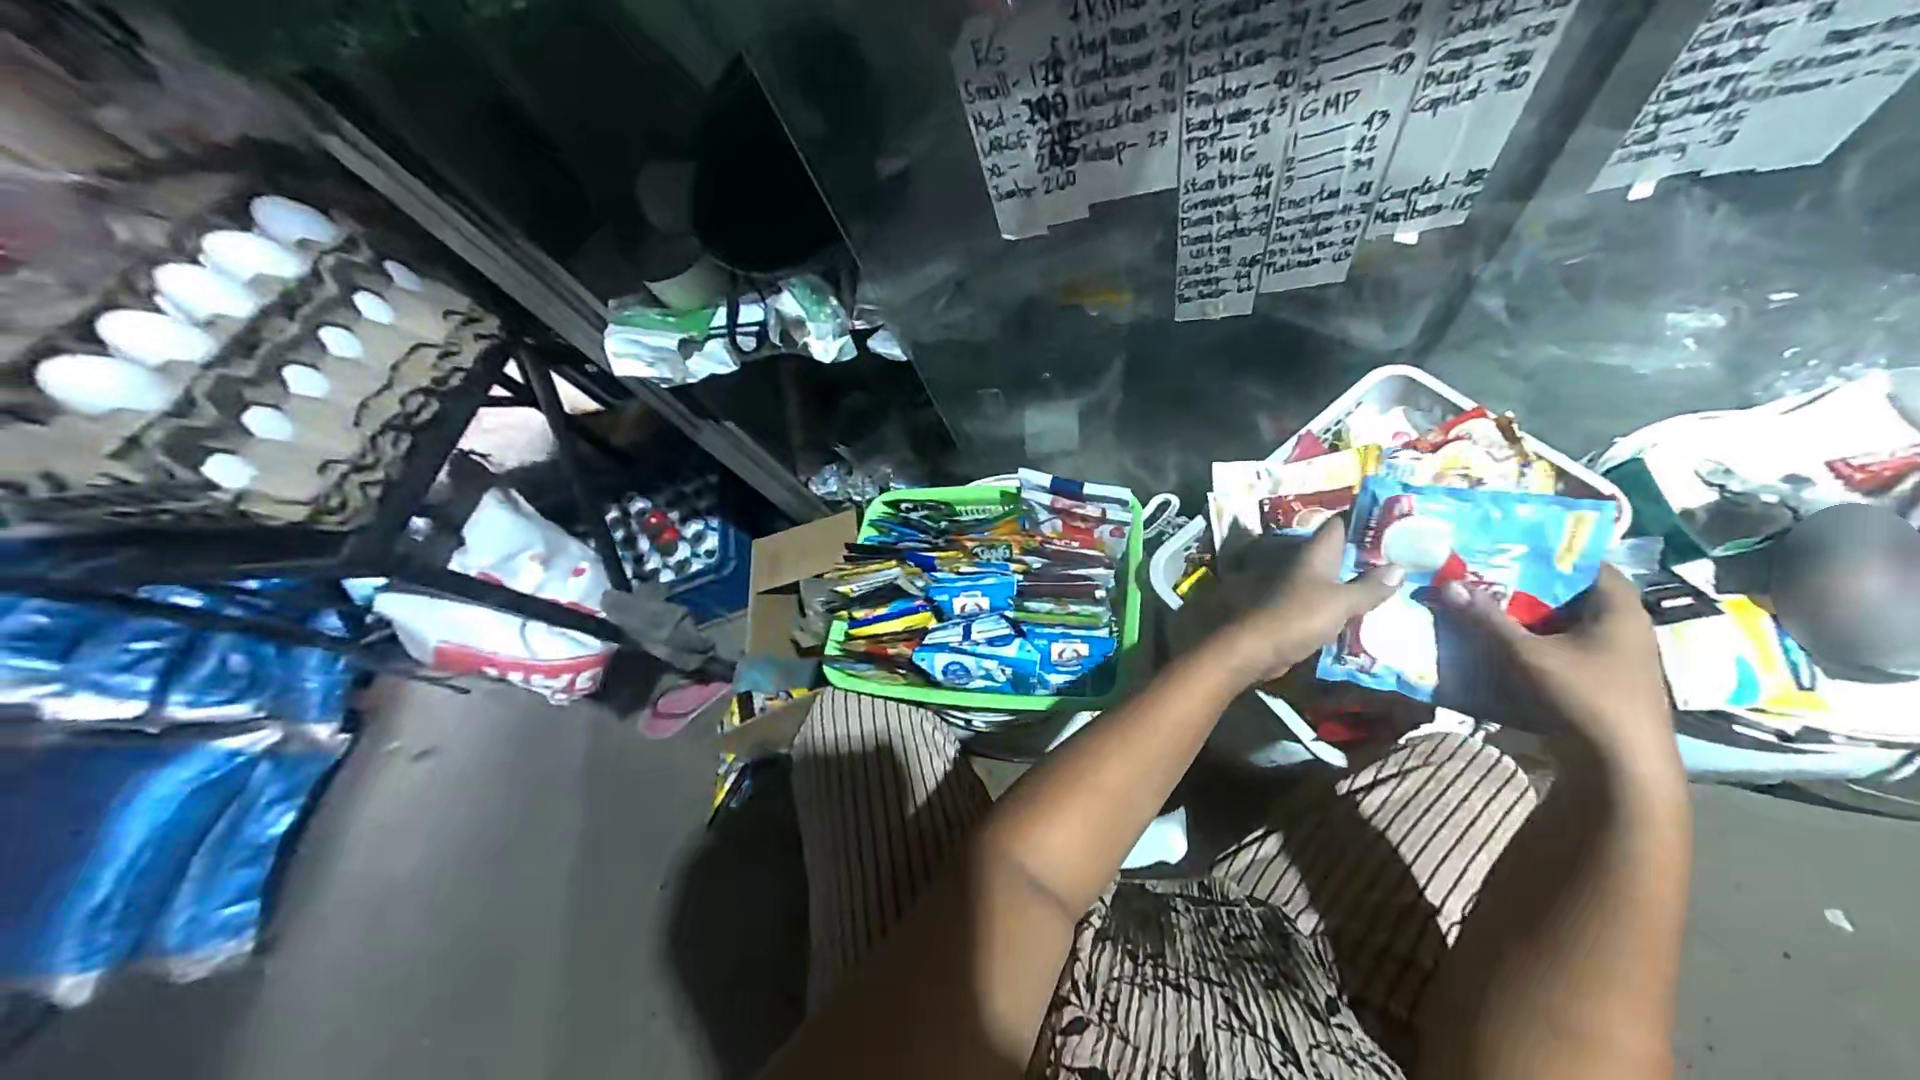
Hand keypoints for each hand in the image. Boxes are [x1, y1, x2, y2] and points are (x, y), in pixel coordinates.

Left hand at [1212, 517, 1404, 685]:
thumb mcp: (1341, 602)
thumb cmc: (1299, 616)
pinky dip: (1349, 601)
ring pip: (1338, 576)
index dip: (1365, 517)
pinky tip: (1371, 608)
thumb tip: (1398, 567)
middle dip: (1370, 552)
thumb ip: (1369, 586)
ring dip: (1362, 578)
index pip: (1341, 523)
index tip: (1396, 517)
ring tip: (1398, 580)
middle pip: (1342, 550)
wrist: (1258, 647)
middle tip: (1408, 554)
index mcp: (1316, 553)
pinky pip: (1331, 599)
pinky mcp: (1301, 609)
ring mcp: (1302, 587)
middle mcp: (1308, 564)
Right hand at [1438, 566, 1676, 769]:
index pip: (1587, 563)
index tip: (1506, 544)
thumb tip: (1448, 584)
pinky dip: (1532, 639)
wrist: (1622, 766)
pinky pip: (1561, 645)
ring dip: (1524, 614)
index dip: (1548, 551)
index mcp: (1619, 609)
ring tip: (1480, 602)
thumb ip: (1485, 618)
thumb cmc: (1585, 696)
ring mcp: (1613, 654)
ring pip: (1562, 621)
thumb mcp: (1526, 653)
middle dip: (1524, 583)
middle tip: (1481, 572)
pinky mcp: (1599, 677)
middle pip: (1568, 592)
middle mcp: (1622, 626)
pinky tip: (1497, 640)